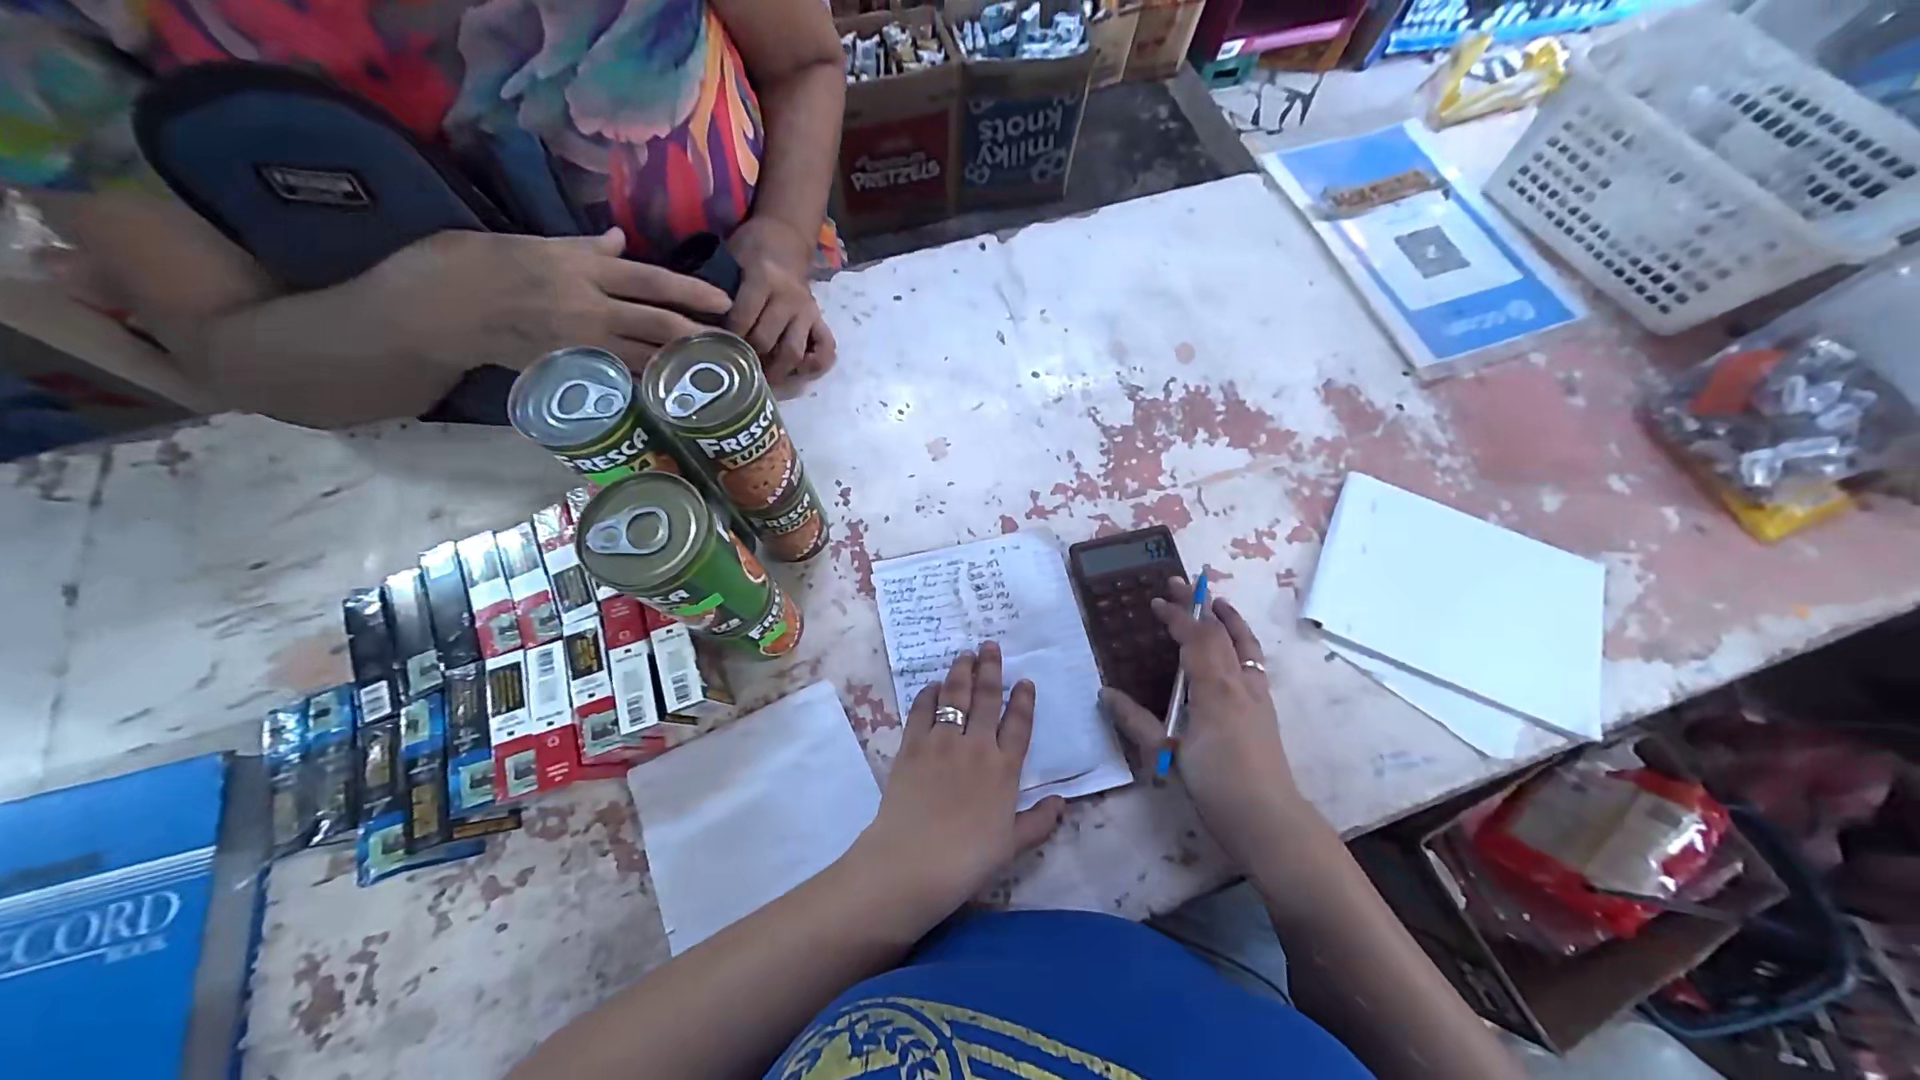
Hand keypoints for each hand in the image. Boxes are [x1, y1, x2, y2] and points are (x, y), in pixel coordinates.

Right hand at [368, 227, 730, 371]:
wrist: (439, 308)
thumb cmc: (483, 265)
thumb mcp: (537, 244)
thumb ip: (585, 247)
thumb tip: (620, 240)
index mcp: (584, 270)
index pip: (653, 281)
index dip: (694, 291)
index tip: (725, 301)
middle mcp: (590, 307)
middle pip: (659, 324)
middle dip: (700, 335)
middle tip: (733, 345)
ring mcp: (581, 343)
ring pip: (645, 357)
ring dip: (682, 364)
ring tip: (712, 370)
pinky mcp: (570, 370)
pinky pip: (618, 380)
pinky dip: (646, 384)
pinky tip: (670, 390)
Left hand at [725, 216, 836, 382]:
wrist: (786, 239)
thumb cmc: (751, 251)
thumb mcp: (730, 260)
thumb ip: (720, 290)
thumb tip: (707, 327)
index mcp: (764, 278)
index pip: (743, 319)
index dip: (728, 338)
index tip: (717, 348)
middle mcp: (789, 297)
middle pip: (767, 340)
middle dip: (749, 358)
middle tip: (735, 367)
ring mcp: (807, 311)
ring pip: (793, 351)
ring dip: (777, 370)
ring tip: (762, 379)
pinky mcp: (819, 320)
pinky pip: (826, 349)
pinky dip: (815, 365)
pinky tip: (798, 372)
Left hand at [845, 642, 1064, 925]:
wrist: (914, 861)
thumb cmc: (967, 859)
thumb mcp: (1011, 845)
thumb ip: (1038, 821)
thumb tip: (1062, 802)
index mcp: (1004, 769)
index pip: (1019, 725)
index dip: (1023, 701)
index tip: (1025, 681)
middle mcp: (976, 747)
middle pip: (987, 699)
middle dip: (991, 669)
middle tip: (990, 646)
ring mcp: (942, 742)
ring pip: (955, 697)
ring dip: (961, 672)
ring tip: (965, 654)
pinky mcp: (912, 745)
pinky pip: (922, 711)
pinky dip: (929, 694)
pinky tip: (932, 685)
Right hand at [1102, 580, 1317, 867]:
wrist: (1269, 818)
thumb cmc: (1216, 783)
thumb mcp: (1168, 752)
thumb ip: (1136, 720)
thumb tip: (1105, 693)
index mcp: (1215, 688)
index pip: (1195, 639)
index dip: (1176, 617)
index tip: (1156, 603)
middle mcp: (1240, 683)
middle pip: (1220, 633)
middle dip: (1198, 606)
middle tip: (1179, 584)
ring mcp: (1257, 695)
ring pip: (1245, 644)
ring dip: (1228, 619)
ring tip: (1216, 603)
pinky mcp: (1264, 709)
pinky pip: (1253, 662)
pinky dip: (1242, 642)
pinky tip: (1234, 649)